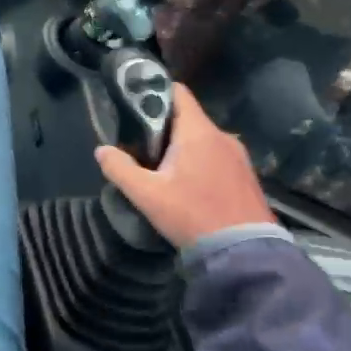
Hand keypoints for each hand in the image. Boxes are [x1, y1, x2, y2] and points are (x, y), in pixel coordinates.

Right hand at [95, 84, 275, 249]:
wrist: (249, 258)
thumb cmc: (194, 215)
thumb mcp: (146, 194)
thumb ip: (118, 168)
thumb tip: (102, 151)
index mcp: (199, 132)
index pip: (177, 92)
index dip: (153, 92)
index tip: (133, 104)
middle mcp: (223, 138)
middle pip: (186, 117)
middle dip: (162, 126)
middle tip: (140, 143)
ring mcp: (240, 159)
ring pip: (202, 139)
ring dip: (182, 147)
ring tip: (162, 168)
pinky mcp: (248, 179)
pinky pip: (217, 157)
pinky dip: (200, 162)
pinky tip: (188, 185)